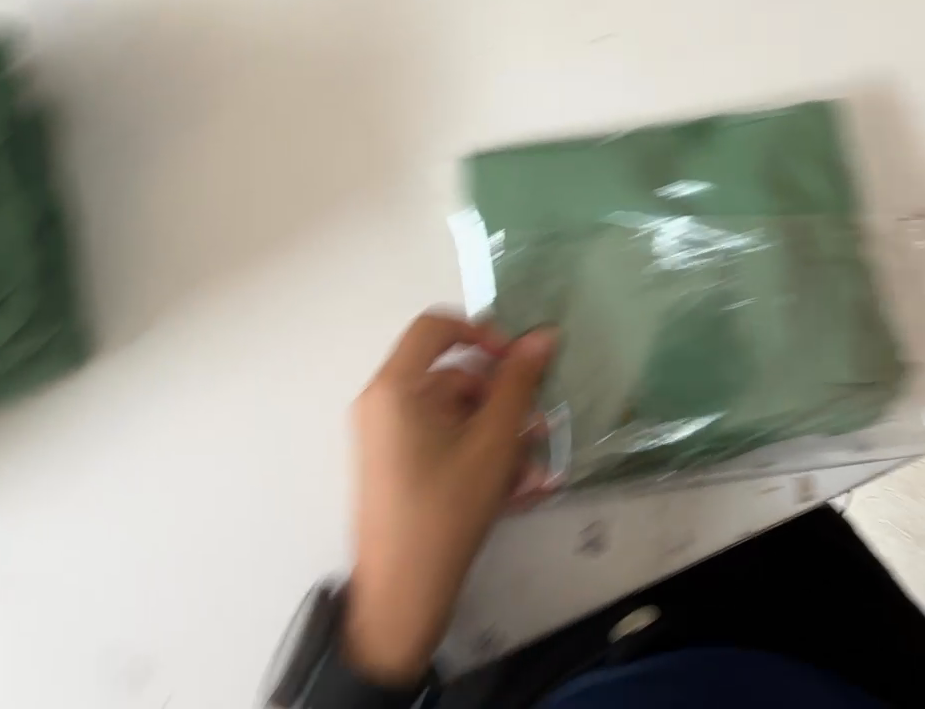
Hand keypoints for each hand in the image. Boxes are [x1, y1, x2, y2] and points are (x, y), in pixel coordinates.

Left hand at [344, 313, 555, 686]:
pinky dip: (476, 454)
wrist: (400, 597)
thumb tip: (542, 335)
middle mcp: (383, 403)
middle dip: (500, 399)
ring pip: (452, 413)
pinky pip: (441, 441)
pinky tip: (512, 489)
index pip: (436, 327)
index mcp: (395, 387)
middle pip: (450, 375)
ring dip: (497, 433)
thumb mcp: (493, 442)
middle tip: (539, 428)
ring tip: (531, 473)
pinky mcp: (394, 465)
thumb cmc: (446, 509)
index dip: (481, 332)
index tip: (516, 362)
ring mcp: (385, 437)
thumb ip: (518, 383)